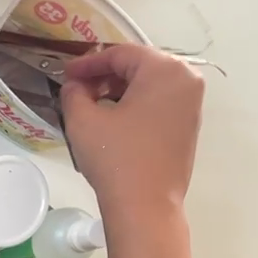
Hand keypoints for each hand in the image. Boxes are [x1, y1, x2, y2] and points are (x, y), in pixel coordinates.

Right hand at [60, 44, 204, 212]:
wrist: (144, 204)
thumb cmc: (115, 158)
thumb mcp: (83, 122)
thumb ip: (74, 95)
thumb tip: (74, 86)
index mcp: (165, 70)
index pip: (122, 54)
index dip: (89, 62)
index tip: (65, 73)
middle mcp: (186, 80)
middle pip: (140, 67)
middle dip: (105, 76)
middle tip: (77, 90)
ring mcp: (191, 104)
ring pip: (149, 86)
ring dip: (119, 92)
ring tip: (91, 107)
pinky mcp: (187, 126)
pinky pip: (157, 104)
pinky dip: (134, 106)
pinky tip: (112, 123)